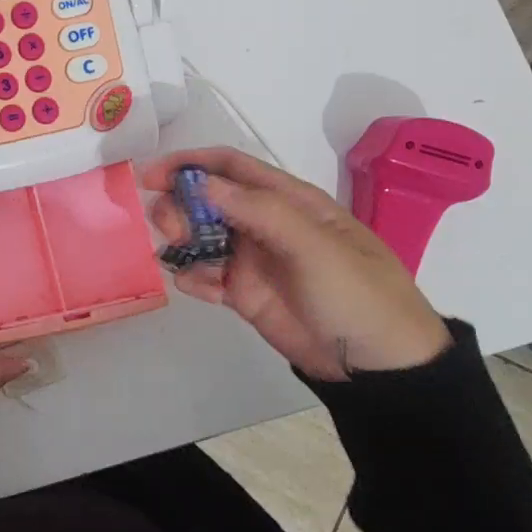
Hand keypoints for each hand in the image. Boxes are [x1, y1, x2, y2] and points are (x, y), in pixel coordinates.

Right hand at [144, 147, 450, 380]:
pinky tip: (194, 287)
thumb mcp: (316, 248)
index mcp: (290, 202)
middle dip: (179, 206)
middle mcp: (266, 224)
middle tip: (167, 228)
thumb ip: (260, 211)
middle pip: (207, 201)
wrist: (381, 367)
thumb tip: (199, 183)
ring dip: (180, 240)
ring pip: (200, 237)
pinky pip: (205, 277)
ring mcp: (254, 260)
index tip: (150, 178)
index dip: (189, 165)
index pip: (231, 167)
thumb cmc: (358, 297)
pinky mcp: (244, 294)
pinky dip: (191, 277)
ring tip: (174, 256)